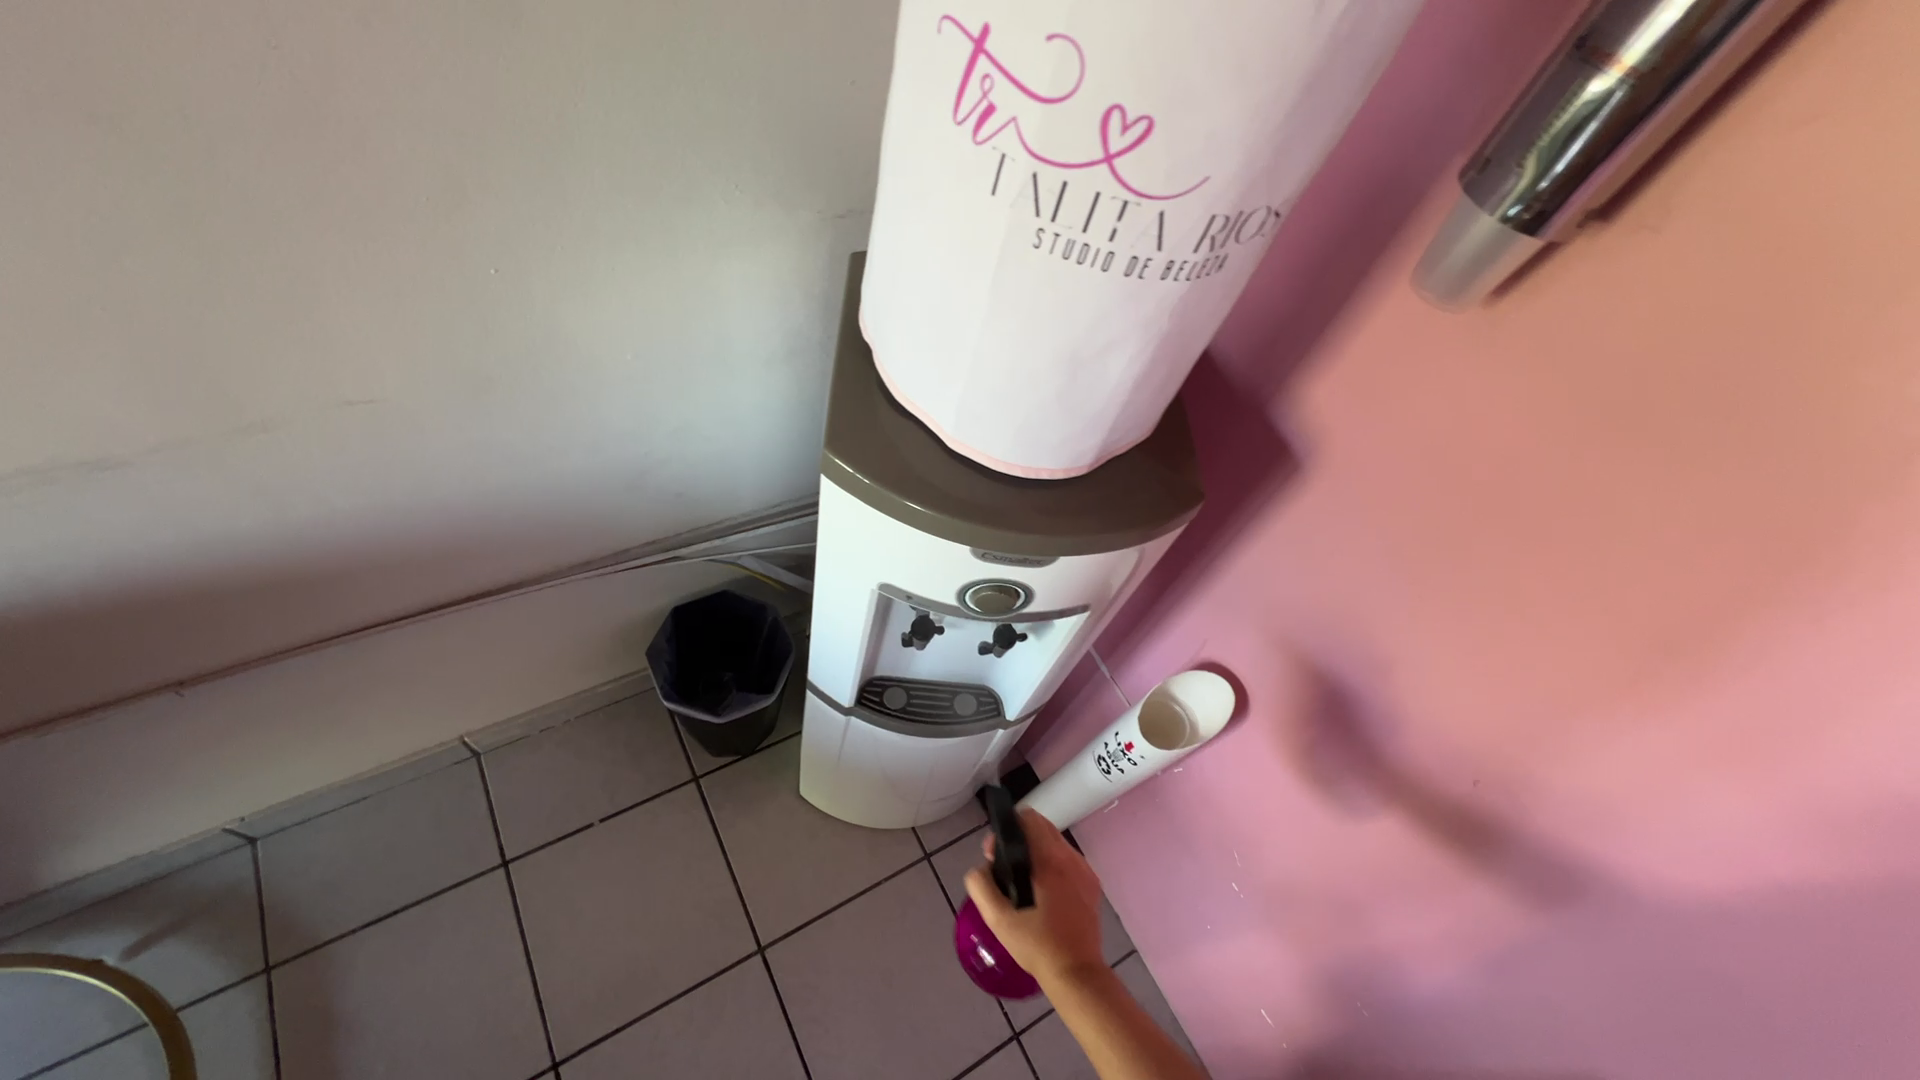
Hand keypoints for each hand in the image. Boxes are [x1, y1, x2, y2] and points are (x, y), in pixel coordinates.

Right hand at [963, 809, 1105, 987]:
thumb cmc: (1035, 944)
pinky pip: (1068, 862)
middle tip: (1005, 869)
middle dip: (1020, 840)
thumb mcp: (997, 918)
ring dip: (1037, 853)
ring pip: (1055, 844)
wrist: (1075, 972)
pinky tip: (1045, 895)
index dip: (1007, 828)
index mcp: (1049, 859)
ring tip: (1024, 883)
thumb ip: (981, 884)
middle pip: (1042, 828)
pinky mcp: (1092, 884)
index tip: (996, 854)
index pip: (1029, 817)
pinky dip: (1053, 867)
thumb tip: (981, 867)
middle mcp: (1071, 857)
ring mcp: (1085, 870)